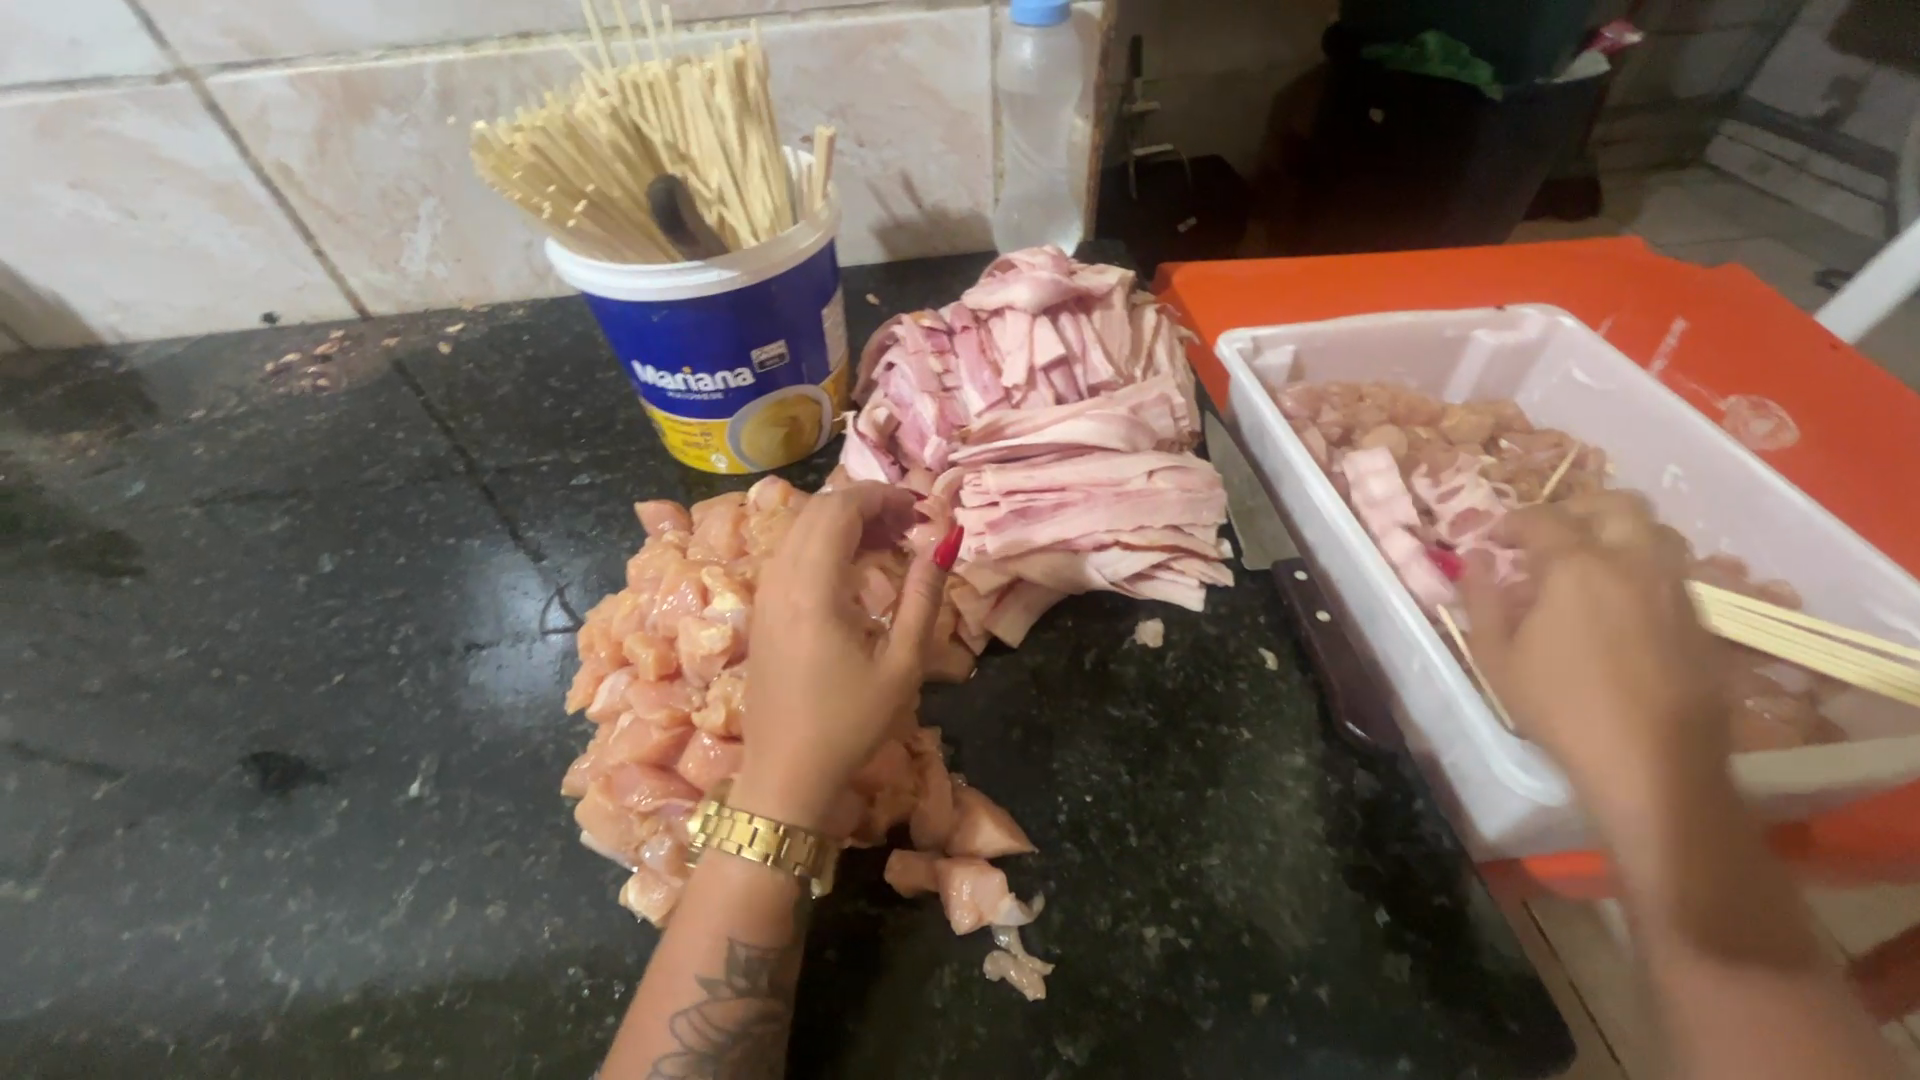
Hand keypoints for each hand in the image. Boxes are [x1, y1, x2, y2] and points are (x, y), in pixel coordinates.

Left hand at [733, 483, 952, 830]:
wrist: (786, 775)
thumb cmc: (850, 724)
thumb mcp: (903, 663)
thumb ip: (925, 596)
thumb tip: (946, 540)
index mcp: (813, 588)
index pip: (841, 509)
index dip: (883, 496)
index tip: (922, 511)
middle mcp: (780, 579)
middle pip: (818, 510)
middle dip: (867, 504)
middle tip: (910, 525)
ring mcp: (765, 594)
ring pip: (800, 528)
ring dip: (845, 522)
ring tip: (890, 544)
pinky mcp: (762, 610)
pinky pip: (790, 552)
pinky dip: (824, 544)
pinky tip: (856, 569)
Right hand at [1461, 492, 1727, 815]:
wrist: (1651, 761)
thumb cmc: (1559, 706)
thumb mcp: (1496, 656)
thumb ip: (1482, 598)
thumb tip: (1476, 560)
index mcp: (1576, 567)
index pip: (1542, 518)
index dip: (1511, 522)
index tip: (1493, 540)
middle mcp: (1633, 563)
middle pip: (1614, 504)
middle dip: (1574, 508)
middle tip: (1546, 536)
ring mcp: (1676, 588)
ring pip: (1654, 531)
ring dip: (1616, 532)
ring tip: (1586, 562)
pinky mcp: (1701, 617)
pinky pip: (1672, 568)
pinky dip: (1640, 566)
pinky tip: (1617, 601)